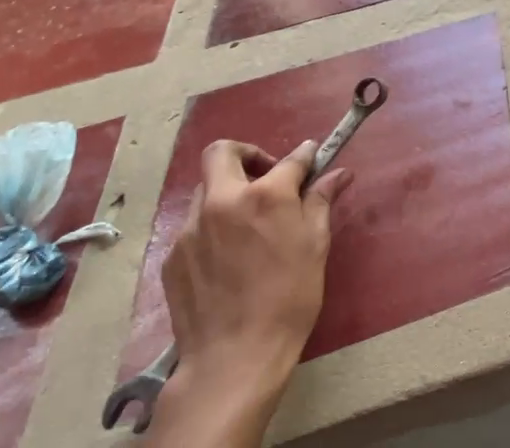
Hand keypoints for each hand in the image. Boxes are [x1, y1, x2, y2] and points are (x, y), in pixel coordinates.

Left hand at [145, 139, 352, 447]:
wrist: (234, 355)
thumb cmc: (290, 296)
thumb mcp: (316, 245)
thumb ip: (320, 201)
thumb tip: (337, 173)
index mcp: (264, 196)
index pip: (290, 159)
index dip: (305, 156)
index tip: (313, 157)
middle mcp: (222, 202)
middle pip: (223, 154)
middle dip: (248, 155)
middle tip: (267, 178)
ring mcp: (190, 230)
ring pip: (206, 191)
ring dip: (229, 194)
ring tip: (249, 225)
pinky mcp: (171, 257)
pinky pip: (194, 227)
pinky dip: (214, 228)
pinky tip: (230, 258)